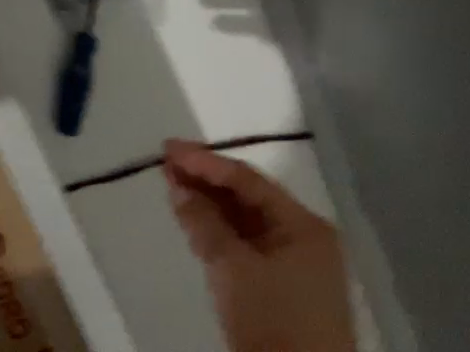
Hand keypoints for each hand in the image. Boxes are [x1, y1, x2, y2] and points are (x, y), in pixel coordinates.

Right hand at [164, 140, 354, 351]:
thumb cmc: (272, 320)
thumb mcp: (231, 266)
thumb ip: (203, 221)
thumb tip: (178, 185)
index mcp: (304, 225)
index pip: (248, 179)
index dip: (205, 161)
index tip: (168, 148)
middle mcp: (303, 237)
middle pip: (247, 196)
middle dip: (205, 179)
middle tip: (165, 161)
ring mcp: (294, 262)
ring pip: (244, 219)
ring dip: (208, 202)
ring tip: (171, 183)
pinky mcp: (280, 285)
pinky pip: (244, 243)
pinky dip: (217, 229)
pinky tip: (191, 218)